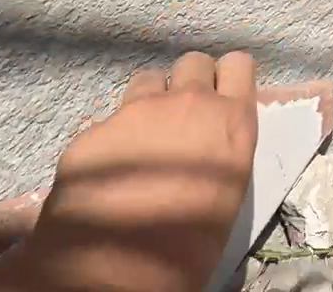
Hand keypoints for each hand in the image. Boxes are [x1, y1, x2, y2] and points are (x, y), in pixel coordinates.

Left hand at [0, 51, 257, 291]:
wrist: (115, 273)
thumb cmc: (188, 244)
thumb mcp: (228, 186)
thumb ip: (223, 142)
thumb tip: (210, 135)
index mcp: (230, 120)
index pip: (238, 63)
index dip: (227, 78)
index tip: (220, 97)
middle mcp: (189, 103)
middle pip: (192, 62)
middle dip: (187, 83)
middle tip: (179, 117)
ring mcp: (138, 112)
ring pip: (148, 79)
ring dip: (149, 101)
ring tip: (141, 137)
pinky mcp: (94, 132)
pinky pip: (108, 121)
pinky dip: (109, 140)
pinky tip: (106, 172)